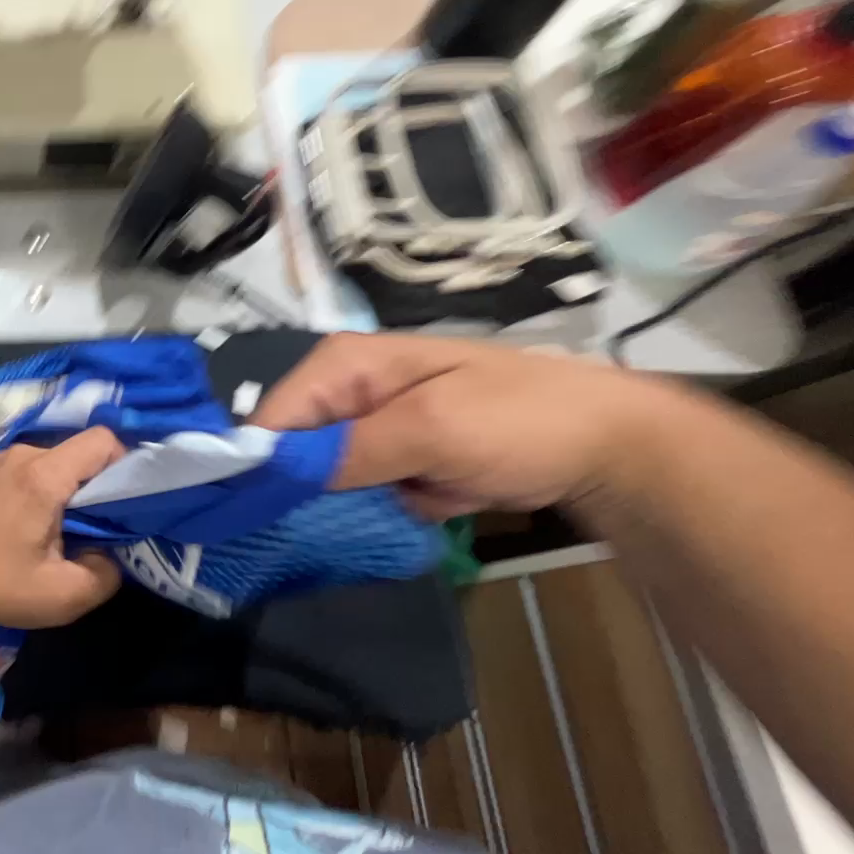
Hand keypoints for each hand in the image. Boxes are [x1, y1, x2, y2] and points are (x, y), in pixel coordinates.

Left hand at [0, 427, 126, 630]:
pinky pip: (27, 470)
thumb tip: (108, 554)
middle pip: (77, 453)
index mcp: (43, 475)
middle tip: (96, 529)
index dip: (125, 464)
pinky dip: (41, 491)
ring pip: (52, 463)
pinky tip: (28, 528)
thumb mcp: (65, 596)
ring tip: (60, 533)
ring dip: (66, 491)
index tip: (127, 503)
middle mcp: (20, 456)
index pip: (101, 440)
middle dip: (96, 486)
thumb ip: (106, 573)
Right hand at [252, 333, 686, 518]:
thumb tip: (272, 474)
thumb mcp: (430, 430)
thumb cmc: (520, 421)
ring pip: (328, 474)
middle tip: (349, 512)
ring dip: (360, 498)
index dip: (262, 465)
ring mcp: (375, 423)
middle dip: (315, 485)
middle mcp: (347, 389)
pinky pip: (366, 488)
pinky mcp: (400, 454)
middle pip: (295, 447)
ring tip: (406, 503)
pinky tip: (434, 501)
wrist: (617, 446)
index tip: (263, 516)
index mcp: (342, 364)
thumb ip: (348, 451)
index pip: (272, 418)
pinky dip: (392, 503)